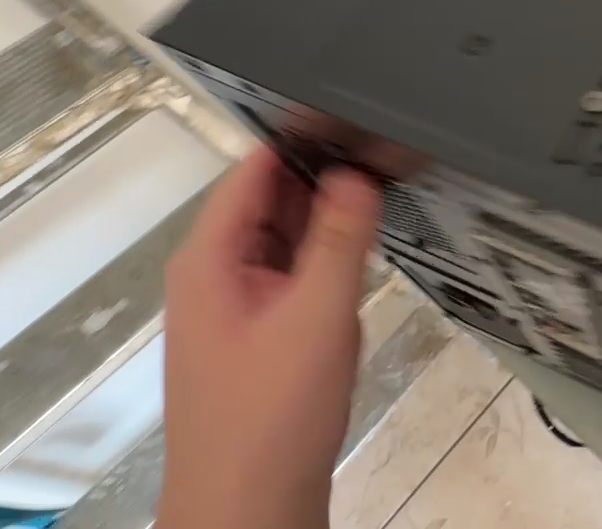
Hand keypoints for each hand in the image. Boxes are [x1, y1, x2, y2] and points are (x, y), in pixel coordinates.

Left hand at [156, 148, 382, 528]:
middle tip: (390, 145)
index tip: (361, 113)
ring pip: (289, 231)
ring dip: (332, 210)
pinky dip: (331, 246)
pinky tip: (369, 237)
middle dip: (327, 172)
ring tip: (389, 179)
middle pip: (273, 197)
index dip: (305, 136)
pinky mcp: (263, 323)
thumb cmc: (274, 411)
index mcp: (211, 259)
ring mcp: (240, 299)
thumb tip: (357, 172)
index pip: (255, 169)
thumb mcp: (317, 315)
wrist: (253, 506)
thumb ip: (341, 237)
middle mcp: (218, 271)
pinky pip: (297, 263)